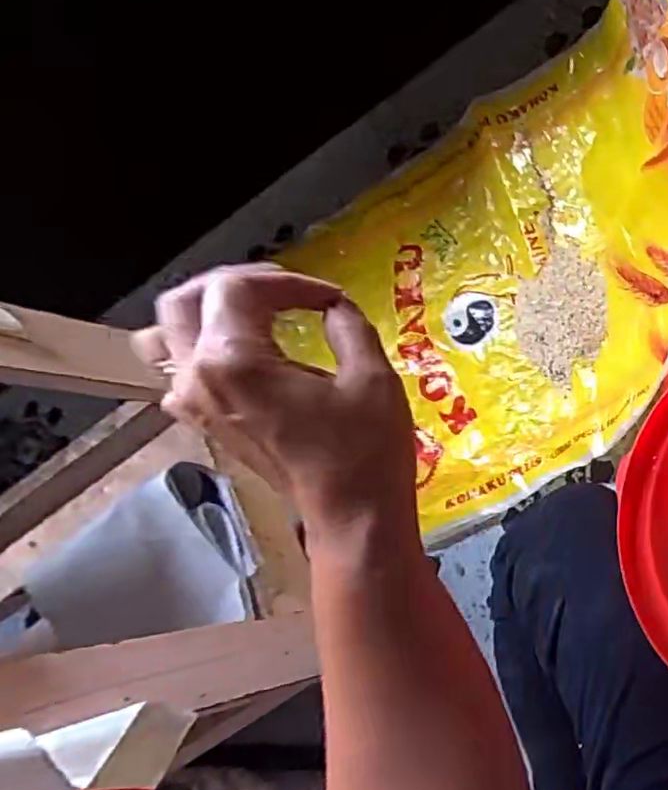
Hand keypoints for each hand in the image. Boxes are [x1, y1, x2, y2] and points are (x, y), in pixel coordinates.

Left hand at [132, 265, 414, 536]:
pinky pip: (182, 364)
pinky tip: (257, 353)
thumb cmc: (368, 446)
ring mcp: (190, 399)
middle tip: (297, 291)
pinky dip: (213, 344)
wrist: (351, 506)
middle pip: (188, 299)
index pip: (240, 291)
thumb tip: (336, 307)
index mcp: (236, 361)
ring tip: (266, 313)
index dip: (292, 283)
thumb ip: (350, 330)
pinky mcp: (202, 417)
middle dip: (246, 285)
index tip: (335, 298)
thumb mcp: (374, 379)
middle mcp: (195, 375)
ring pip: (171, 330)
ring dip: (216, 311)